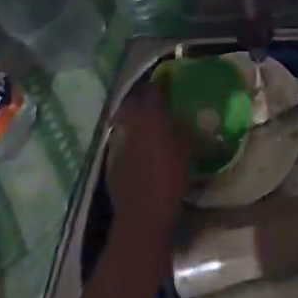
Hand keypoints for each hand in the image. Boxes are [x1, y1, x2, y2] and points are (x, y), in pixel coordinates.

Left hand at [105, 84, 191, 227]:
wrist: (143, 211)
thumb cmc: (171, 176)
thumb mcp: (186, 148)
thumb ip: (181, 126)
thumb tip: (180, 117)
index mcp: (150, 112)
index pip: (154, 88)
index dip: (161, 86)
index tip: (169, 88)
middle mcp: (131, 118)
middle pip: (134, 98)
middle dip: (143, 97)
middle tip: (156, 103)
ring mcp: (117, 135)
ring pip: (124, 115)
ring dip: (133, 114)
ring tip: (145, 121)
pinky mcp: (110, 153)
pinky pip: (119, 135)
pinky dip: (127, 134)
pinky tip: (135, 144)